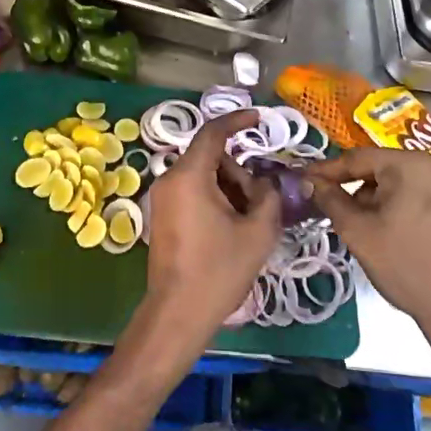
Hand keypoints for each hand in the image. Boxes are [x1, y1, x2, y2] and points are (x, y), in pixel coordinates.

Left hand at [138, 110, 280, 350]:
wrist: (179, 312)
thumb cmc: (219, 270)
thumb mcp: (258, 231)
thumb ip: (268, 195)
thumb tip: (267, 182)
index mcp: (189, 176)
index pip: (212, 133)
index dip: (237, 121)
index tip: (258, 118)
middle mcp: (169, 180)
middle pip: (209, 157)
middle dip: (239, 170)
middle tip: (261, 199)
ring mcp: (162, 199)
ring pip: (202, 176)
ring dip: (229, 186)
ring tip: (249, 219)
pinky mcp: (163, 216)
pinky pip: (192, 192)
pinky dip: (215, 198)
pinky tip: (232, 226)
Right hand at [306, 148, 430, 342]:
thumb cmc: (404, 264)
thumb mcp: (358, 231)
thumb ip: (330, 200)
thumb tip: (309, 183)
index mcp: (412, 164)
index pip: (359, 158)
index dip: (326, 170)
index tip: (302, 179)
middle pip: (378, 167)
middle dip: (349, 186)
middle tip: (322, 202)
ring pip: (394, 181)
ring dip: (369, 197)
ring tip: (349, 221)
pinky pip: (411, 192)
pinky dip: (390, 203)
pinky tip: (376, 226)